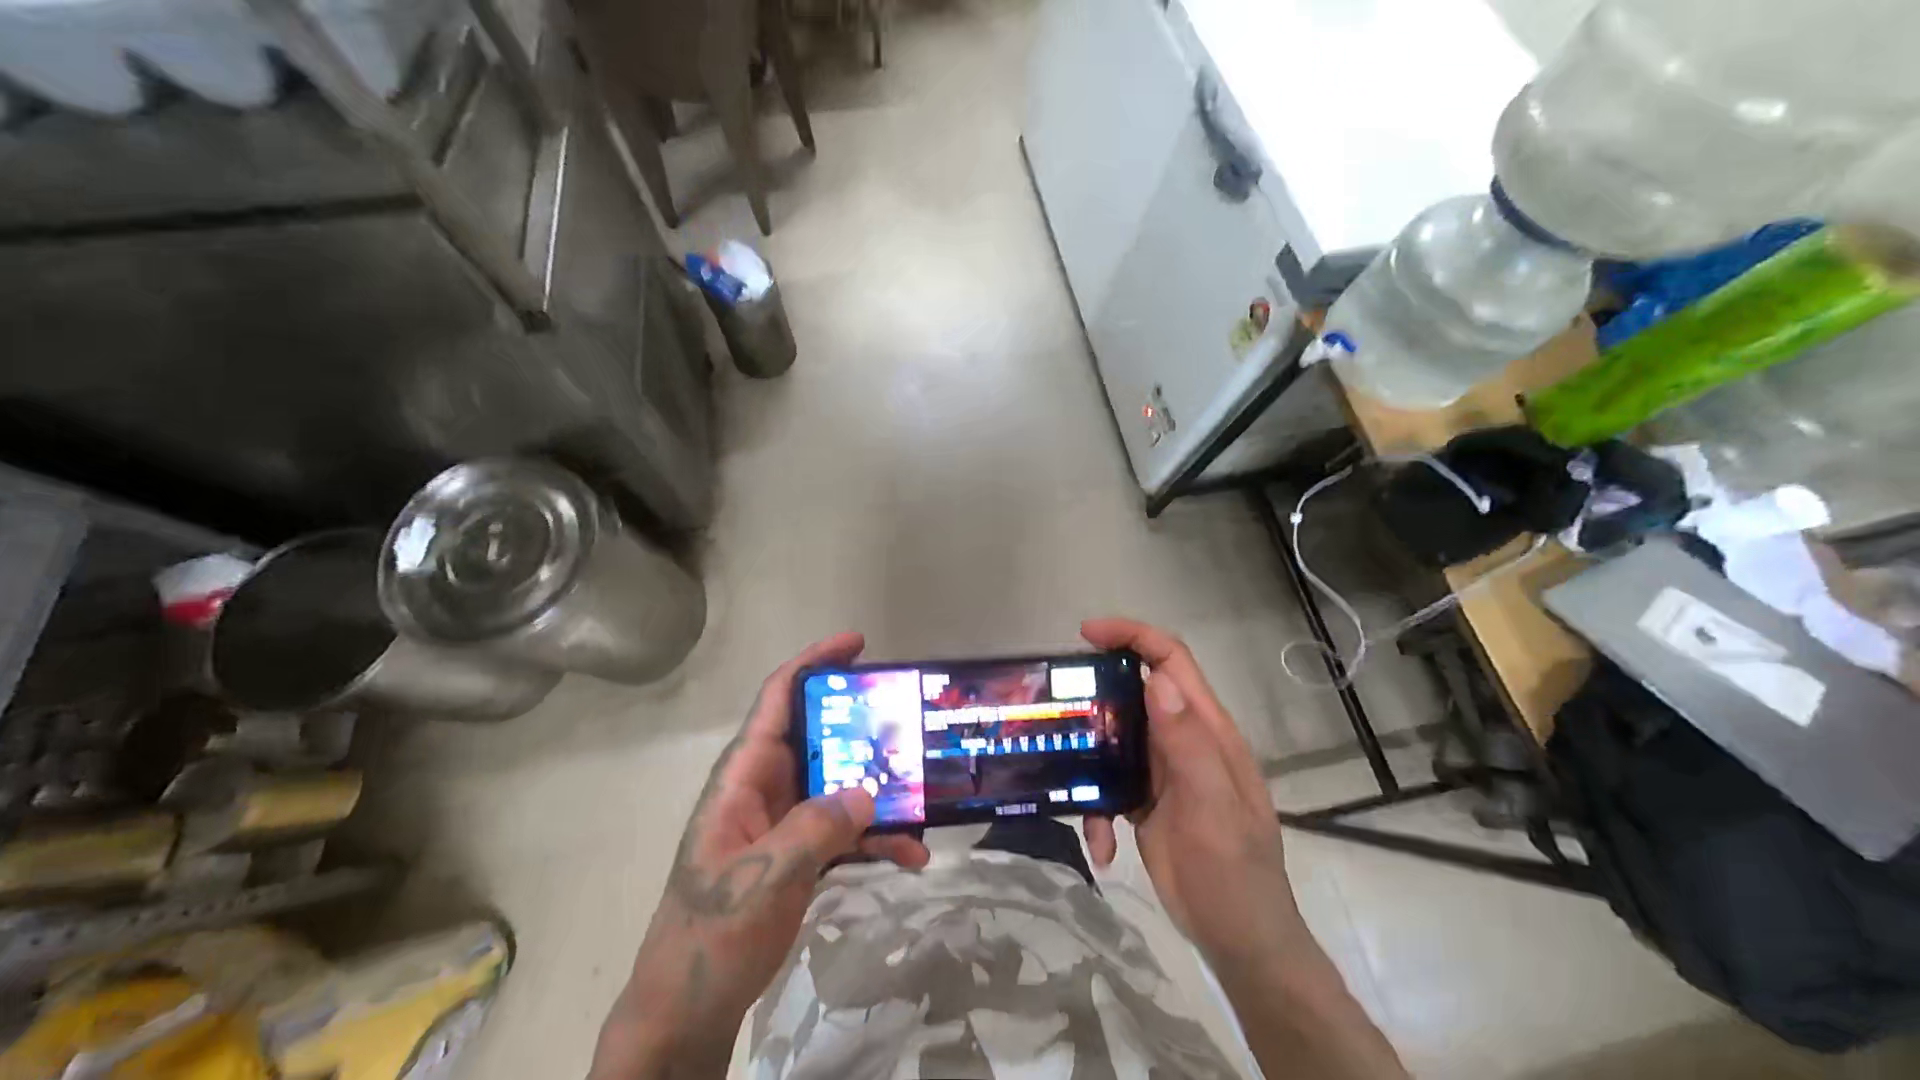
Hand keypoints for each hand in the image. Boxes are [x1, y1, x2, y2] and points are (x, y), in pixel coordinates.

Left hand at [590, 633, 929, 1079]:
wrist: (689, 1007)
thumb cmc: (709, 934)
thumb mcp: (760, 880)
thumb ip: (813, 830)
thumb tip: (870, 793)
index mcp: (744, 776)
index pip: (777, 700)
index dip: (814, 663)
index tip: (858, 644)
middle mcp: (768, 787)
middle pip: (820, 735)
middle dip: (864, 724)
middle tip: (910, 716)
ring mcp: (786, 822)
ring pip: (841, 783)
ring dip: (881, 786)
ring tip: (925, 787)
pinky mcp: (801, 854)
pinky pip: (848, 830)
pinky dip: (879, 838)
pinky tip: (913, 855)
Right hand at [1078, 618, 1303, 968]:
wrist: (1239, 939)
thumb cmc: (1233, 871)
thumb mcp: (1213, 807)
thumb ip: (1188, 744)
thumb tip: (1157, 681)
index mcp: (1207, 731)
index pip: (1172, 662)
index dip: (1134, 636)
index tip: (1087, 634)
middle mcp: (1183, 741)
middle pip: (1135, 693)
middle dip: (1096, 691)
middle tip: (1057, 702)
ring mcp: (1162, 772)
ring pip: (1114, 739)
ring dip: (1089, 757)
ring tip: (1065, 775)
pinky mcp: (1144, 802)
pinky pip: (1109, 786)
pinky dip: (1097, 811)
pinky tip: (1100, 847)